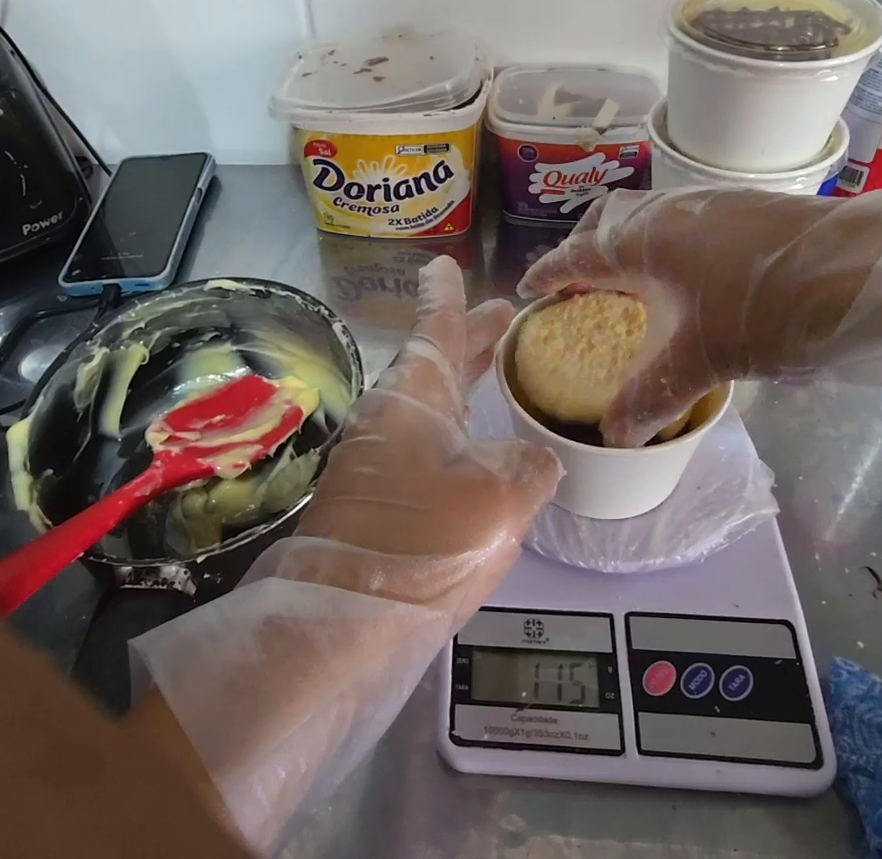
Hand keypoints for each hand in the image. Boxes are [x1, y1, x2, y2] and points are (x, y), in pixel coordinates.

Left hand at [297, 255, 561, 611]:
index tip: (443, 264)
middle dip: (471, 340)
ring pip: (432, 407)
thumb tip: (532, 459)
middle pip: (435, 366)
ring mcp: (380, 463)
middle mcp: (390, 421)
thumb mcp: (500, 493)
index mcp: (412, 399)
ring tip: (500, 374)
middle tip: (503, 317)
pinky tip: (479, 452)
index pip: (434, 330)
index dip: (446, 297)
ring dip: (466, 387)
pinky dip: (457, 432)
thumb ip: (530, 464)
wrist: (349, 617)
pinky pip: (428, 446)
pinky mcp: (382, 503)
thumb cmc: (425, 540)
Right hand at [519, 186, 881, 446]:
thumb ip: (652, 395)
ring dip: (629, 244)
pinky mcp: (751, 212)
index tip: (528, 290)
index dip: (550, 273)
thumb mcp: (705, 360)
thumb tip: (613, 437)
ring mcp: (715, 204)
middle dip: (585, 246)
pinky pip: (685, 223)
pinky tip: (688, 280)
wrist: (879, 269)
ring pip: (651, 217)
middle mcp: (672, 210)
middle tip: (577, 283)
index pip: (579, 252)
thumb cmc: (773, 308)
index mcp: (645, 238)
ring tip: (628, 283)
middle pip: (610, 219)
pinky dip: (667, 247)